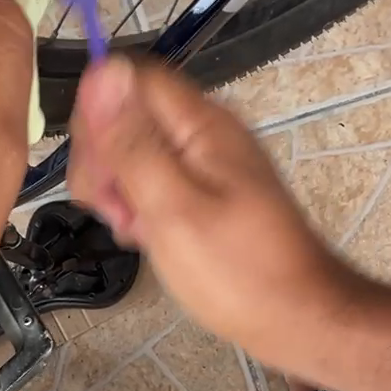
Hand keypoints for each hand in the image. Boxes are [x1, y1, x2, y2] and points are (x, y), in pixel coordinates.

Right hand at [67, 57, 360, 370]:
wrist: (296, 319)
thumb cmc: (237, 272)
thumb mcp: (172, 208)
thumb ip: (132, 142)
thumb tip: (102, 72)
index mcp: (201, 125)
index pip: (129, 80)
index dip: (97, 117)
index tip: (95, 173)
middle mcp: (205, 132)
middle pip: (128, 114)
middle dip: (104, 160)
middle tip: (113, 212)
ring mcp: (207, 163)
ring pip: (136, 150)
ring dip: (118, 188)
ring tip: (133, 230)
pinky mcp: (207, 191)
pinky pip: (155, 179)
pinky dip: (140, 204)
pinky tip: (146, 237)